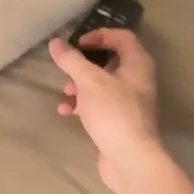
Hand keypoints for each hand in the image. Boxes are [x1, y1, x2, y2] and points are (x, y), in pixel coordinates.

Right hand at [47, 28, 167, 193]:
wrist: (130, 158)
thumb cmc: (113, 112)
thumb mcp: (89, 81)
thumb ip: (72, 60)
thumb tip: (56, 43)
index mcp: (137, 63)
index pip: (122, 37)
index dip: (99, 35)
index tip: (78, 43)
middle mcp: (137, 79)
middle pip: (109, 61)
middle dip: (84, 65)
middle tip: (68, 70)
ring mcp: (129, 102)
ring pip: (101, 85)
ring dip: (80, 86)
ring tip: (66, 93)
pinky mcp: (119, 120)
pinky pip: (99, 105)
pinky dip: (83, 105)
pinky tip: (66, 111)